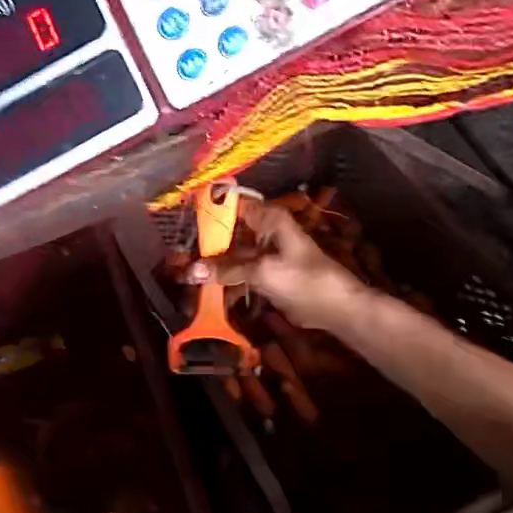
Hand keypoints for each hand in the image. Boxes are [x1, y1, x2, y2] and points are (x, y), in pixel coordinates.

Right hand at [190, 198, 369, 331]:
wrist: (335, 308)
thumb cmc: (305, 280)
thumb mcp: (263, 272)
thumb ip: (227, 270)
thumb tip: (191, 271)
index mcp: (270, 220)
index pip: (235, 204)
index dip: (212, 206)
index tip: (185, 215)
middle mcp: (265, 232)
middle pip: (230, 231)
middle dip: (206, 241)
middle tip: (177, 251)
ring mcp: (265, 255)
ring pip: (232, 254)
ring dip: (212, 263)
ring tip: (185, 271)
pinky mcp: (265, 275)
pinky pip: (238, 272)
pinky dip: (223, 278)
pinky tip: (204, 285)